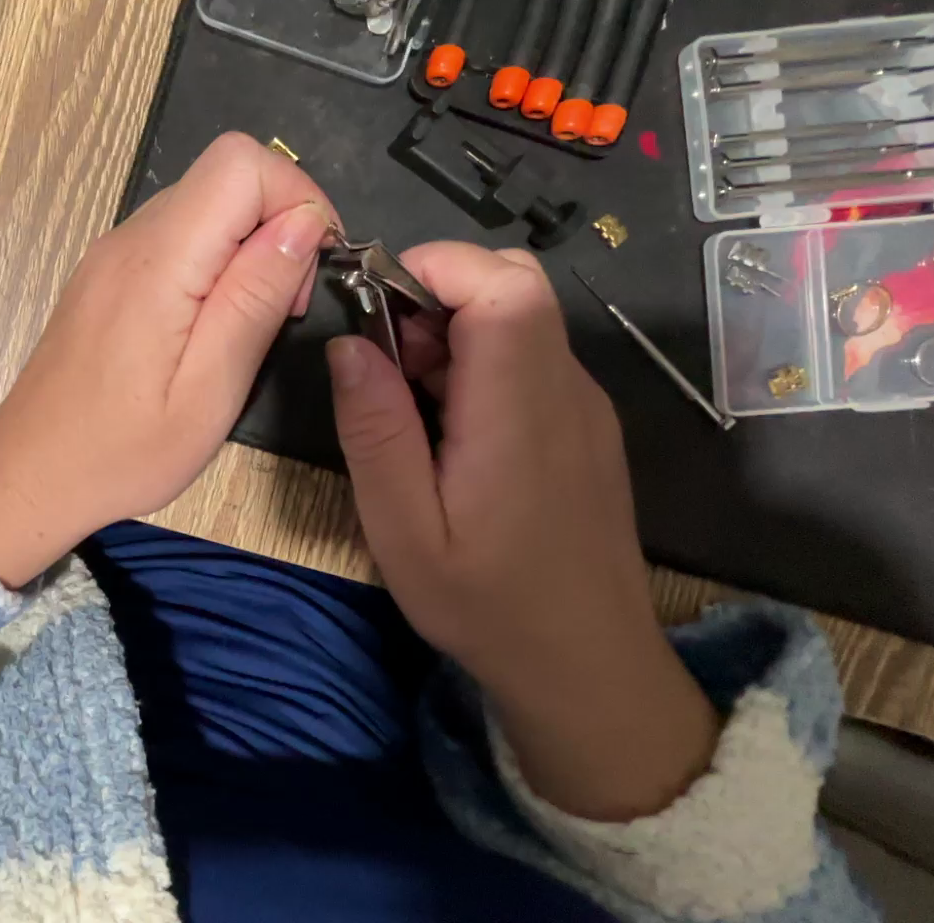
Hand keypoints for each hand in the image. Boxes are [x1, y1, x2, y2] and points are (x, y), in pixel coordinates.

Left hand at [0, 133, 333, 587]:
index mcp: (155, 260)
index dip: (295, 198)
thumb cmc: (120, 453)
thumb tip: (302, 225)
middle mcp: (126, 240)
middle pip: (221, 179)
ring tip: (241, 329)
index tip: (307, 272)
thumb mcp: (208, 392)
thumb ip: (255, 299)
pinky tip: (203, 330)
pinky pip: (171, 242)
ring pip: (199, 209)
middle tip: (280, 312)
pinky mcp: (101, 278)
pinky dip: (208, 265)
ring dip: (242, 250)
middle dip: (275, 227)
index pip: (240, 161)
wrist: (30, 474)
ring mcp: (107, 256)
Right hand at [326, 243, 717, 819]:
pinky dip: (471, 362)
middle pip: (513, 286)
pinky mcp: (579, 424)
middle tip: (377, 361)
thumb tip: (348, 344)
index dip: (435, 266)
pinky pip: (524, 358)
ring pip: (516, 318)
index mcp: (519, 412)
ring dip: (446, 332)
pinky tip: (441, 427)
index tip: (369, 299)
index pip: (503, 285)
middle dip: (431, 295)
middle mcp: (565, 391)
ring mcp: (581, 406)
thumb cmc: (484, 602)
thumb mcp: (402, 527)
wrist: (585, 666)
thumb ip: (374, 430)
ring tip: (400, 404)